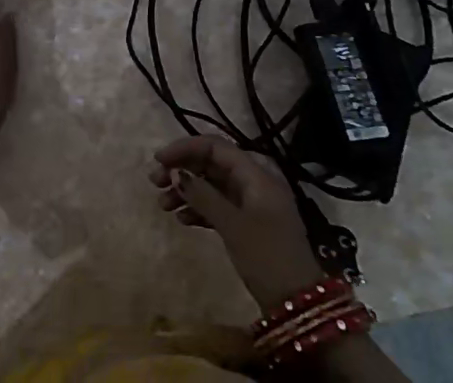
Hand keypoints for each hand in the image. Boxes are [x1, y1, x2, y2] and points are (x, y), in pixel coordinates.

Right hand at [150, 135, 326, 310]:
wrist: (297, 304)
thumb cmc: (267, 257)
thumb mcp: (232, 225)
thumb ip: (203, 195)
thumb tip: (176, 173)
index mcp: (256, 175)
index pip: (216, 147)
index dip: (186, 148)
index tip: (159, 160)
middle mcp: (254, 183)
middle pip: (213, 164)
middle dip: (183, 169)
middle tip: (154, 182)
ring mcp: (252, 204)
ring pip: (213, 185)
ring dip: (187, 191)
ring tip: (163, 205)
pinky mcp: (248, 224)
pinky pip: (218, 206)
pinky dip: (199, 209)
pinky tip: (182, 219)